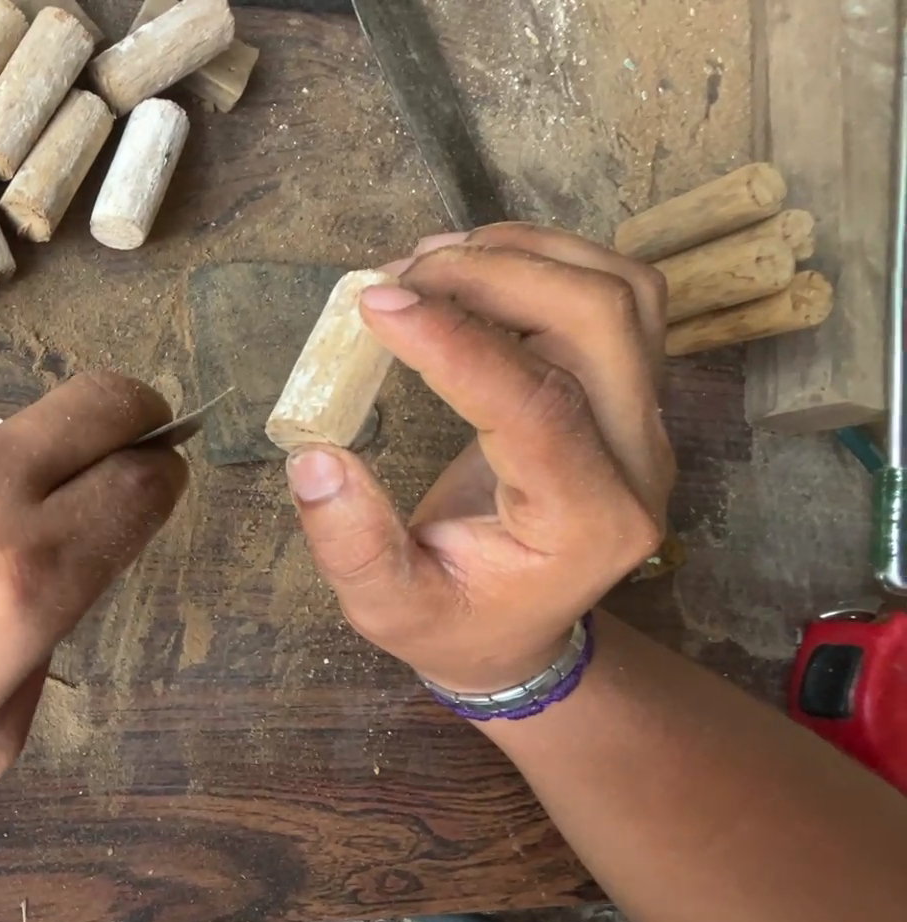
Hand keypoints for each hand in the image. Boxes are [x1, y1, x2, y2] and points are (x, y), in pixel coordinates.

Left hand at [0, 374, 186, 818]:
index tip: (150, 488)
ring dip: (19, 454)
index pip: (141, 489)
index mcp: (27, 584)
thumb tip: (55, 559)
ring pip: (16, 412)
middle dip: (137, 416)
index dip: (161, 481)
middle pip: (107, 403)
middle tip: (125, 443)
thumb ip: (49, 640)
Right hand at [285, 224, 675, 693]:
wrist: (516, 630)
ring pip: (620, 293)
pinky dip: (537, 264)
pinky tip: (464, 269)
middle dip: (494, 276)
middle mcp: (636, 459)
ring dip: (522, 256)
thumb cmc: (450, 622)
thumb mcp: (384, 606)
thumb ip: (350, 544)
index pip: (535, 406)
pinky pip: (608, 300)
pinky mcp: (621, 398)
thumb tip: (314, 456)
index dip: (455, 345)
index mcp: (582, 521)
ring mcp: (640, 421)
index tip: (375, 305)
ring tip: (424, 260)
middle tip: (395, 276)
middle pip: (602, 321)